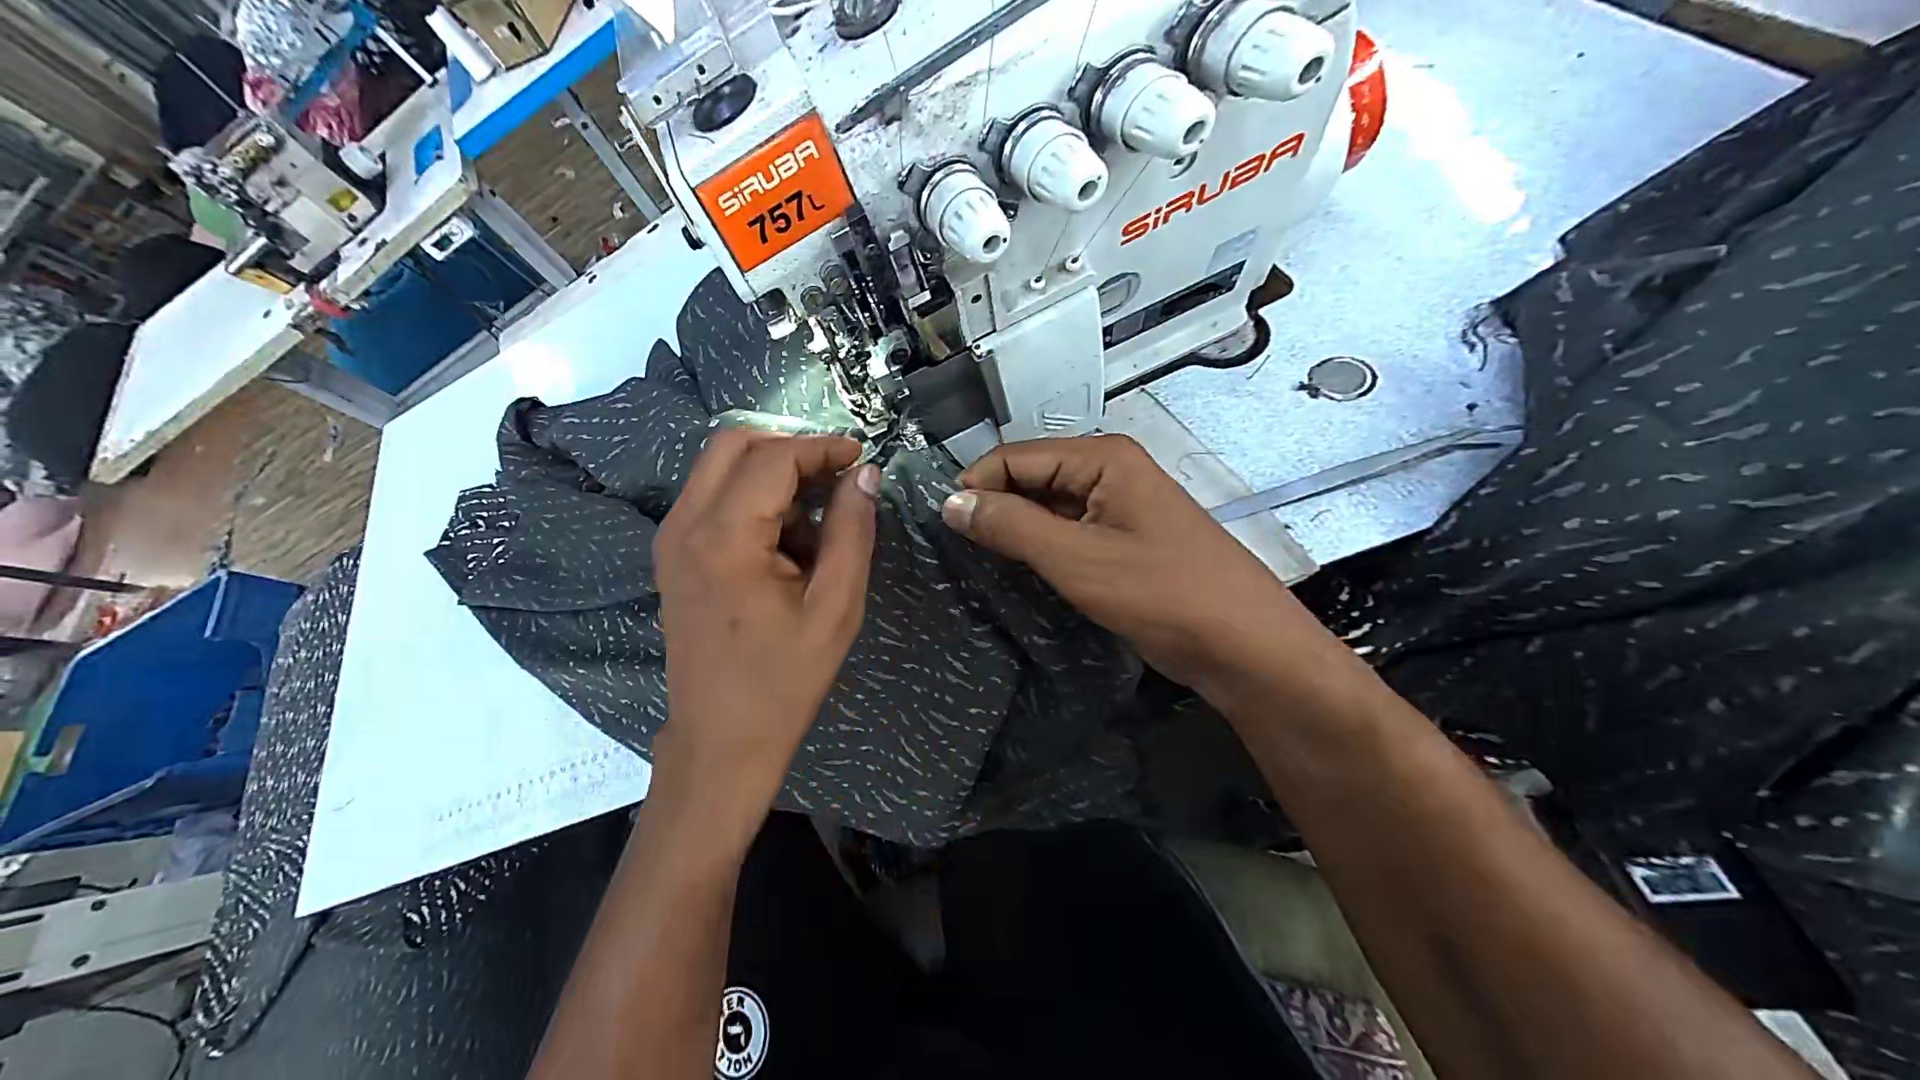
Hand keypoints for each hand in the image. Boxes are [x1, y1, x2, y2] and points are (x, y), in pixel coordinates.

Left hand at [653, 429, 880, 831]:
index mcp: (724, 538)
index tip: (861, 457)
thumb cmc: (785, 681)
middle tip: (837, 478)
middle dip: (791, 449)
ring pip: (720, 467)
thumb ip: (852, 531)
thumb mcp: (835, 607)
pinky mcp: (671, 555)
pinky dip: (752, 498)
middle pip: (734, 445)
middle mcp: (684, 526)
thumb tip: (864, 475)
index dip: (822, 449)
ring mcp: (670, 539)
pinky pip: (712, 498)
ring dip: (771, 474)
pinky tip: (786, 540)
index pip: (774, 459)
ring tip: (816, 519)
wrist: (721, 740)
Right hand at [941, 434, 1327, 688]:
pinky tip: (1023, 576)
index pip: (1014, 456)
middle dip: (995, 510)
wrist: (1241, 645)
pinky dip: (1042, 551)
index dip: (976, 487)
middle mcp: (1108, 473)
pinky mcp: (1122, 542)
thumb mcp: (1076, 558)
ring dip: (1017, 533)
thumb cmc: (1162, 592)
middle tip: (960, 553)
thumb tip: (950, 502)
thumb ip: (1010, 526)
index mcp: (1101, 458)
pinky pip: (1067, 534)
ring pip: (1047, 509)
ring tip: (984, 567)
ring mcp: (1117, 509)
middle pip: (1030, 479)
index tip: (945, 529)